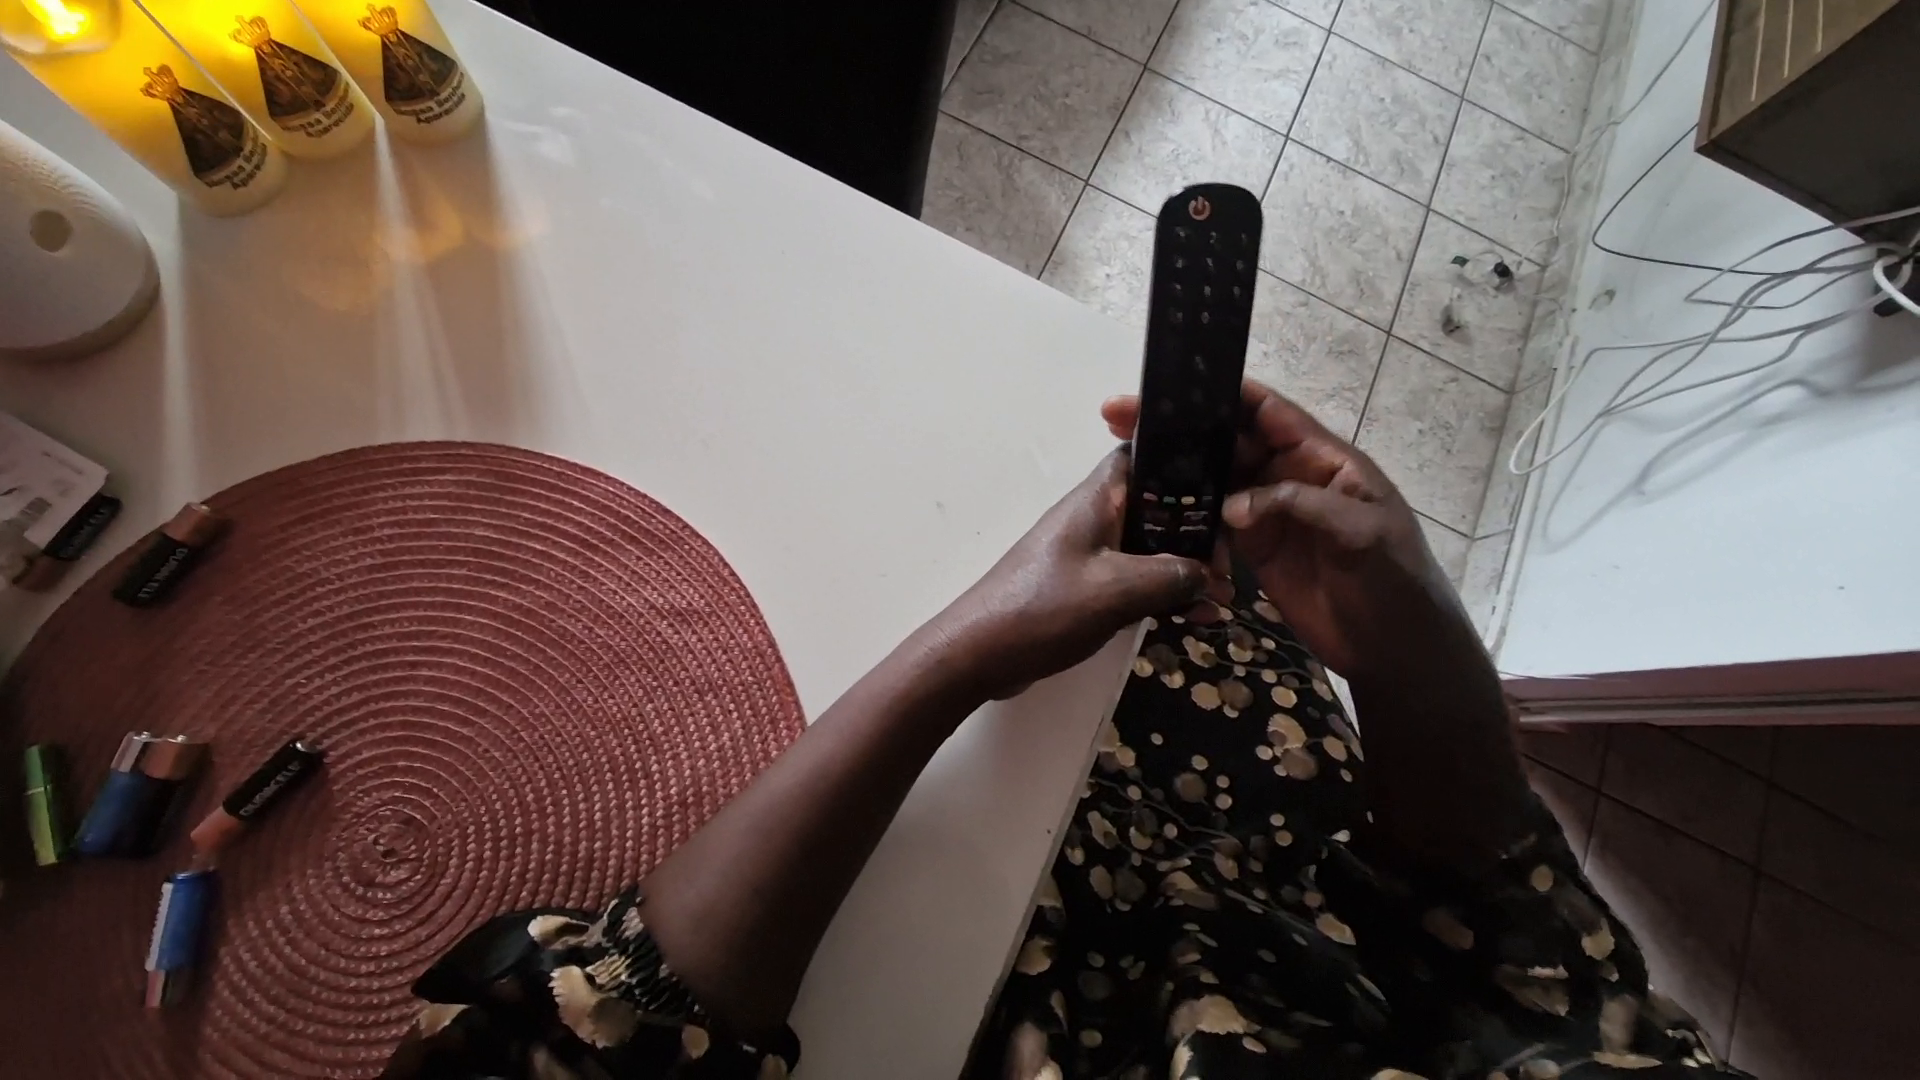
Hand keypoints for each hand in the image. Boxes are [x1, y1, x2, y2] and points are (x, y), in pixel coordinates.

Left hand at [934, 448, 1212, 699]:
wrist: (979, 654)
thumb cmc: (1043, 608)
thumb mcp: (1116, 590)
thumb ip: (1170, 576)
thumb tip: (1210, 575)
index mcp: (1097, 500)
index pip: (1145, 454)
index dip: (1187, 461)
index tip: (1228, 485)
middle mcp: (1095, 518)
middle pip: (1157, 506)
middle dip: (1198, 532)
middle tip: (1229, 568)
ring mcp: (1089, 554)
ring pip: (1150, 548)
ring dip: (1185, 569)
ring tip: (1221, 600)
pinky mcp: (1085, 587)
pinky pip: (1135, 580)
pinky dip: (1163, 593)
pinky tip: (1193, 617)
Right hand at [1101, 381, 1468, 681]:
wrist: (1395, 648)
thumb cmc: (1395, 581)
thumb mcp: (1361, 533)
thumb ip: (1301, 504)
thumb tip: (1230, 506)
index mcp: (1322, 458)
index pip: (1269, 412)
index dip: (1223, 395)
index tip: (1174, 386)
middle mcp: (1288, 476)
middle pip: (1228, 442)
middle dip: (1181, 428)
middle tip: (1122, 420)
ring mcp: (1266, 513)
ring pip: (1214, 480)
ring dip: (1174, 470)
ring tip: (1125, 460)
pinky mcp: (1252, 548)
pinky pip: (1211, 523)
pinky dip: (1184, 516)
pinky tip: (1149, 510)